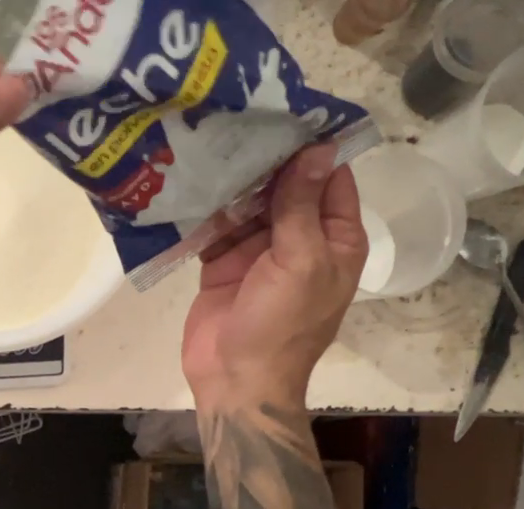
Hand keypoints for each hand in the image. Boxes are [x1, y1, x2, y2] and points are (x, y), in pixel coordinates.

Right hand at [181, 145, 366, 407]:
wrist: (235, 382)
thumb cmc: (280, 326)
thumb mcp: (301, 261)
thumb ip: (303, 206)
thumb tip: (318, 148)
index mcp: (334, 237)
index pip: (329, 178)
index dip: (310, 147)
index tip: (283, 111)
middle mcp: (299, 240)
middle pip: (284, 188)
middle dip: (263, 160)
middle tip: (234, 120)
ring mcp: (258, 255)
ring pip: (247, 206)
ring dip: (230, 183)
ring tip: (207, 144)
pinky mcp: (222, 268)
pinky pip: (215, 230)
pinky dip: (205, 212)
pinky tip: (189, 184)